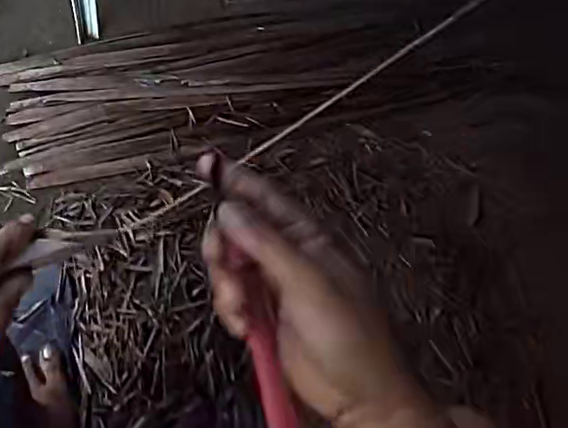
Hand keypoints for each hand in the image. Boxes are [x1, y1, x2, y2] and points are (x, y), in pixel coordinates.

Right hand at [199, 155, 446, 427]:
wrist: (361, 405)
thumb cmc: (354, 341)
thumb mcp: (309, 284)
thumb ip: (266, 243)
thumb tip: (228, 208)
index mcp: (304, 236)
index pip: (262, 195)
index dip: (233, 177)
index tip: (206, 164)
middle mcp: (285, 253)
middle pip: (235, 226)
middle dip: (223, 243)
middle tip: (223, 261)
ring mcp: (271, 282)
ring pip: (227, 260)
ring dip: (225, 281)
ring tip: (239, 305)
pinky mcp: (260, 311)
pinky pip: (228, 293)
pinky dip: (228, 306)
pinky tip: (242, 324)